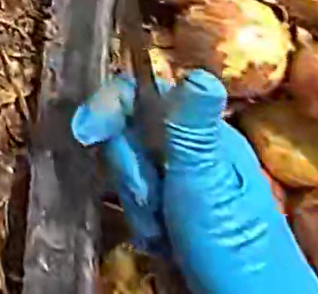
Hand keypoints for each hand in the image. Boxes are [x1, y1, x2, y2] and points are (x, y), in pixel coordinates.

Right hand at [72, 70, 317, 293]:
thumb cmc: (233, 245)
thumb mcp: (208, 179)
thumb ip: (192, 124)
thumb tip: (200, 71)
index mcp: (201, 130)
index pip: (138, 93)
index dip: (107, 106)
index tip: (84, 133)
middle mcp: (188, 148)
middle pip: (126, 130)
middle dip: (127, 167)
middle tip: (150, 203)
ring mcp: (178, 183)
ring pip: (125, 167)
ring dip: (132, 199)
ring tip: (160, 232)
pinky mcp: (169, 214)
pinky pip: (131, 199)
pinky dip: (136, 220)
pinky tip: (157, 242)